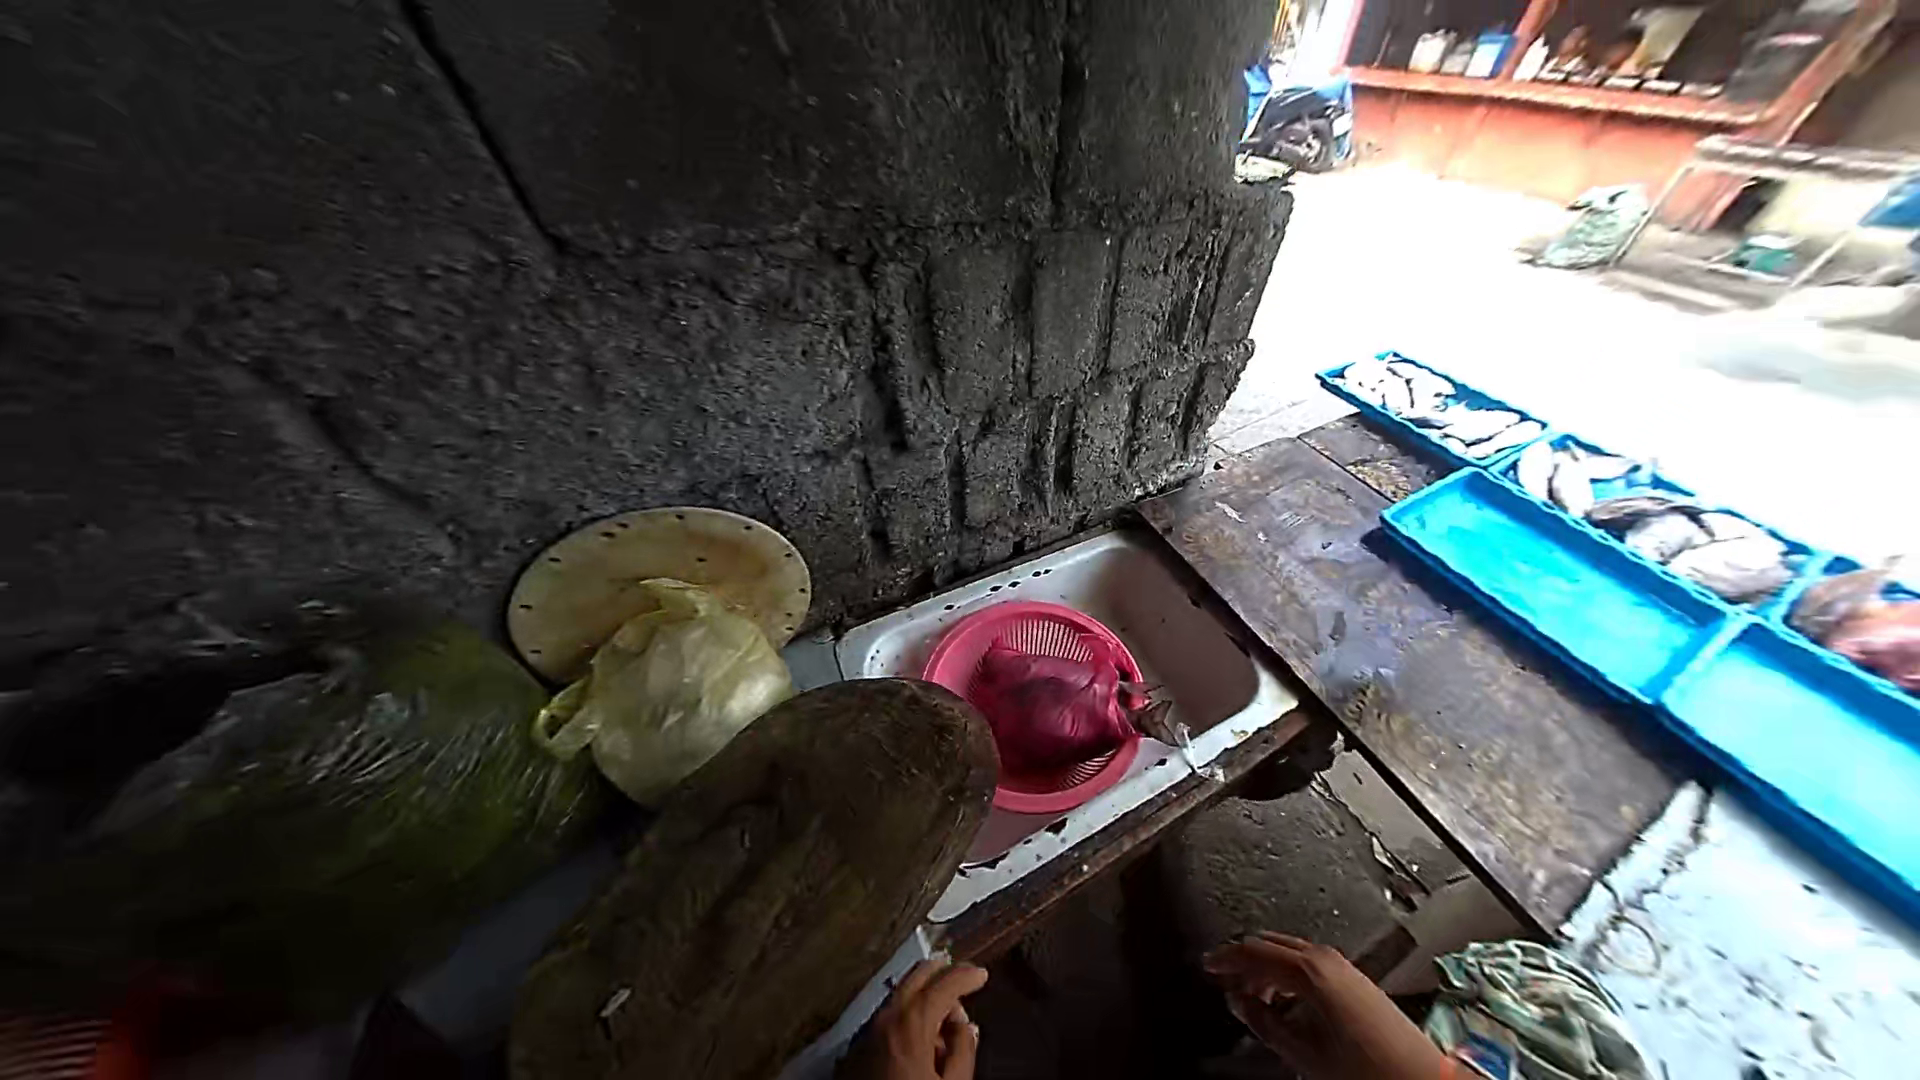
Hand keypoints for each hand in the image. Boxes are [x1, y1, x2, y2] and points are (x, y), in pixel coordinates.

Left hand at [839, 958, 987, 1079]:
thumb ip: (963, 1053)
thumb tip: (966, 1027)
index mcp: (912, 1023)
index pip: (945, 983)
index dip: (967, 975)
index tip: (982, 976)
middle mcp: (887, 1016)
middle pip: (918, 974)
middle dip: (944, 974)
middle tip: (963, 985)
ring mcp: (869, 1029)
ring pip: (902, 992)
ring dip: (926, 995)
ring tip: (945, 1025)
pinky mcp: (859, 1047)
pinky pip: (889, 1014)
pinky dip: (909, 1013)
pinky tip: (922, 1043)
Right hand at [1203, 932, 1455, 1079]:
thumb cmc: (1366, 1070)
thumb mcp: (1305, 1053)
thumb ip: (1265, 1023)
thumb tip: (1238, 1003)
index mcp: (1308, 969)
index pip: (1252, 951)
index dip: (1225, 957)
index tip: (1208, 965)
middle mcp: (1322, 956)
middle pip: (1268, 944)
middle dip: (1244, 960)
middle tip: (1227, 981)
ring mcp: (1339, 963)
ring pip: (1286, 951)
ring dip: (1265, 967)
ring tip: (1253, 995)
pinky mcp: (1351, 974)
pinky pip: (1305, 960)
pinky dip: (1286, 971)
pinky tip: (1284, 997)